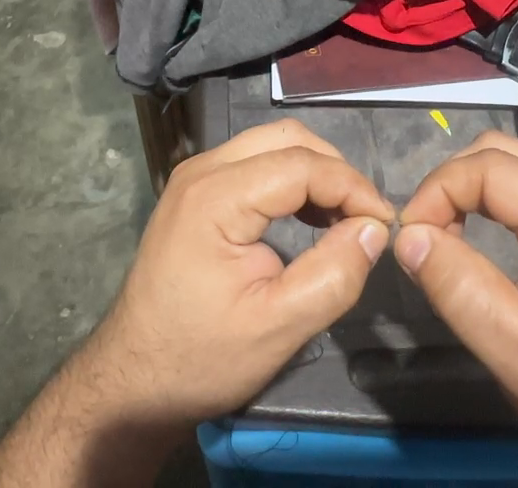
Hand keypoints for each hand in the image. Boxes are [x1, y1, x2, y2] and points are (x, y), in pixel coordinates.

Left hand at [0, 120, 392, 487]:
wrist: (133, 379)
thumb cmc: (200, 357)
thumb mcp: (277, 328)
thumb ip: (333, 275)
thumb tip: (374, 229)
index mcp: (215, 196)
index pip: (301, 164)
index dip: (352, 187)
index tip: (385, 224)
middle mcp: (202, 170)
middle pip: (287, 139)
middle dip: (335, 171)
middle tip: (367, 218)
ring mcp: (196, 178)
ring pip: (272, 145)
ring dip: (315, 172)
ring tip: (347, 218)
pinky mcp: (197, 192)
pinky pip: (255, 164)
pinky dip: (292, 180)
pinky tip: (314, 216)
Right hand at [394, 132, 517, 486]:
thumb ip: (462, 292)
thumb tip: (408, 236)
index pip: (488, 168)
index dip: (436, 193)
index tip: (411, 241)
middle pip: (499, 150)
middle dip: (449, 184)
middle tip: (426, 238)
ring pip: (515, 159)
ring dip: (469, 188)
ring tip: (448, 239)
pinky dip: (494, 196)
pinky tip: (484, 236)